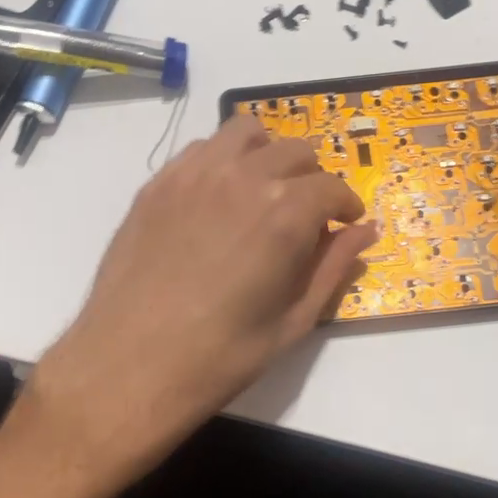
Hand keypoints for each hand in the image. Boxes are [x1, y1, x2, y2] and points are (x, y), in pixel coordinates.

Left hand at [31, 115, 378, 480]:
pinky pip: (202, 148)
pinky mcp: (158, 184)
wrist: (131, 364)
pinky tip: (220, 196)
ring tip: (265, 189)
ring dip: (268, 154)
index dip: (346, 205)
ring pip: (246, 133)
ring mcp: (194, 174)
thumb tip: (366, 231)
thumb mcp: (293, 321)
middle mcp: (243, 178)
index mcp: (285, 214)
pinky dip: (224, 159)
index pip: (331, 186)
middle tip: (307, 213)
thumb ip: (334, 268)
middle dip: (312, 178)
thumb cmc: (221, 356)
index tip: (345, 223)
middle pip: (295, 151)